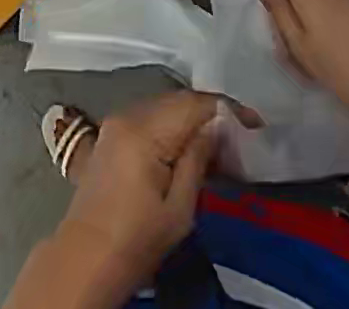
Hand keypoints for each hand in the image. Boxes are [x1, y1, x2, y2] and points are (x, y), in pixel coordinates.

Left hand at [56, 91, 224, 280]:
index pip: (189, 104)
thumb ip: (197, 159)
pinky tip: (191, 148)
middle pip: (174, 100)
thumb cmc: (140, 235)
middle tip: (243, 138)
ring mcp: (114, 123)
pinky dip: (172, 125)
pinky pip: (147, 117)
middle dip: (210, 112)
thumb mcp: (181, 206)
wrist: (92, 248)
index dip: (225, 108)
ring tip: (223, 145)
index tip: (256, 124)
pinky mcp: (111, 134)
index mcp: (142, 132)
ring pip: (161, 106)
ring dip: (191, 118)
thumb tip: (217, 127)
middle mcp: (125, 117)